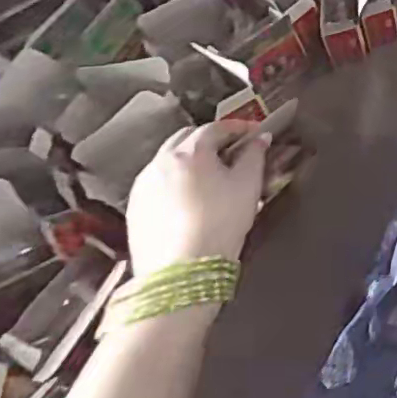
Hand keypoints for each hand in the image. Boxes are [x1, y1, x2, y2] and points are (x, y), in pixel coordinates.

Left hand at [125, 121, 268, 276]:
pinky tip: (191, 197)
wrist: (183, 270)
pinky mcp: (136, 208)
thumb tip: (260, 139)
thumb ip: (255, 155)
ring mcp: (144, 185)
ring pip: (169, 159)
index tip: (253, 133)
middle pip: (187, 137)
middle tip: (232, 149)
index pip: (216, 127)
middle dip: (210, 139)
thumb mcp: (248, 184)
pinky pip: (158, 182)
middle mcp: (161, 162)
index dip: (239, 127)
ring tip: (211, 175)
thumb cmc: (220, 223)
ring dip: (190, 159)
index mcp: (190, 152)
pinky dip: (176, 180)